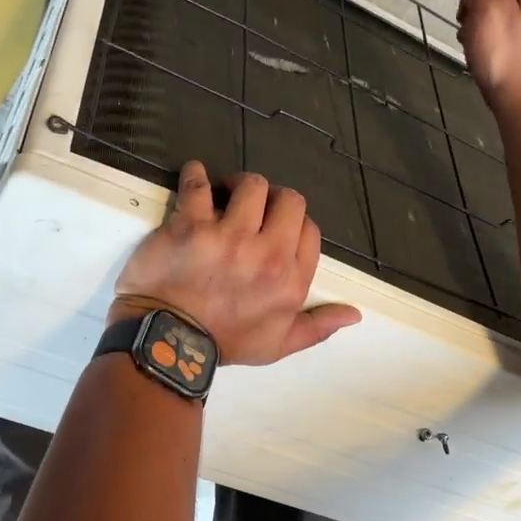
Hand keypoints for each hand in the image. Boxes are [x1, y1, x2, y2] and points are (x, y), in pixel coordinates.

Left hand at [112, 162, 360, 365]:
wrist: (167, 343)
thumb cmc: (222, 344)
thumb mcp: (277, 345)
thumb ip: (317, 327)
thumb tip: (354, 314)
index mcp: (290, 281)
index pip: (309, 230)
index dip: (292, 223)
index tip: (273, 226)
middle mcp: (267, 254)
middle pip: (288, 199)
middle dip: (273, 198)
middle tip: (252, 206)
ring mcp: (228, 237)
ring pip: (251, 185)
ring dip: (238, 183)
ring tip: (224, 191)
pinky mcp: (190, 226)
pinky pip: (198, 185)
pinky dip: (195, 175)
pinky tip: (194, 174)